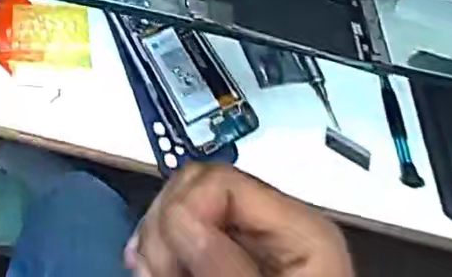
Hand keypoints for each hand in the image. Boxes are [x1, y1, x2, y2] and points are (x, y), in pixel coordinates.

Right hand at [125, 164, 353, 276]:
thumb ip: (227, 272)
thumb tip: (180, 221)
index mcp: (301, 234)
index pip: (220, 184)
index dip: (182, 214)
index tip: (163, 267)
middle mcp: (277, 227)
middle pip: (197, 188)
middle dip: (164, 228)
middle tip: (150, 275)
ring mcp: (253, 246)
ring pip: (184, 209)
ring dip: (157, 242)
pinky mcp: (231, 264)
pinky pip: (184, 238)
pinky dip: (161, 254)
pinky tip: (151, 275)